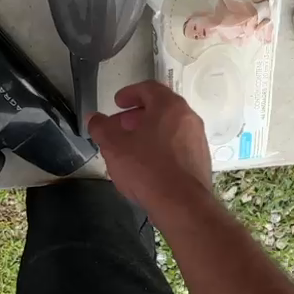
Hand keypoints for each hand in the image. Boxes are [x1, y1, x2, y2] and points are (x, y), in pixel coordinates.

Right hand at [87, 81, 215, 217]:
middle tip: (119, 127)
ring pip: (169, 128)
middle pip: (160, 109)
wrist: (182, 204)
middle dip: (136, 116)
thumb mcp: (114, 147)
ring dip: (148, 133)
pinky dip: (160, 148)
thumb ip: (101, 128)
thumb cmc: (146, 169)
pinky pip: (176, 146)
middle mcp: (188, 118)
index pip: (149, 89)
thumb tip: (93, 118)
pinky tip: (147, 165)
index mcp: (169, 107)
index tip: (117, 103)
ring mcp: (197, 140)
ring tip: (130, 148)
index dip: (129, 93)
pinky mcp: (200, 161)